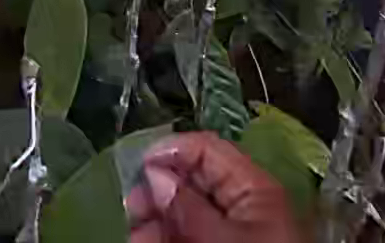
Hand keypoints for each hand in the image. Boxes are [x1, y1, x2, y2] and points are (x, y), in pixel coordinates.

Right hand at [127, 132, 305, 242]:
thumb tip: (155, 175)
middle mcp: (242, 206)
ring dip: (158, 221)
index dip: (174, 149)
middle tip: (132, 208)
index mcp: (252, 187)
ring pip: (188, 215)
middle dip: (160, 190)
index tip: (141, 164)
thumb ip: (189, 208)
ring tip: (135, 236)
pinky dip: (167, 239)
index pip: (209, 150)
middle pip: (194, 182)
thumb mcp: (224, 240)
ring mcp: (233, 235)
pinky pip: (190, 238)